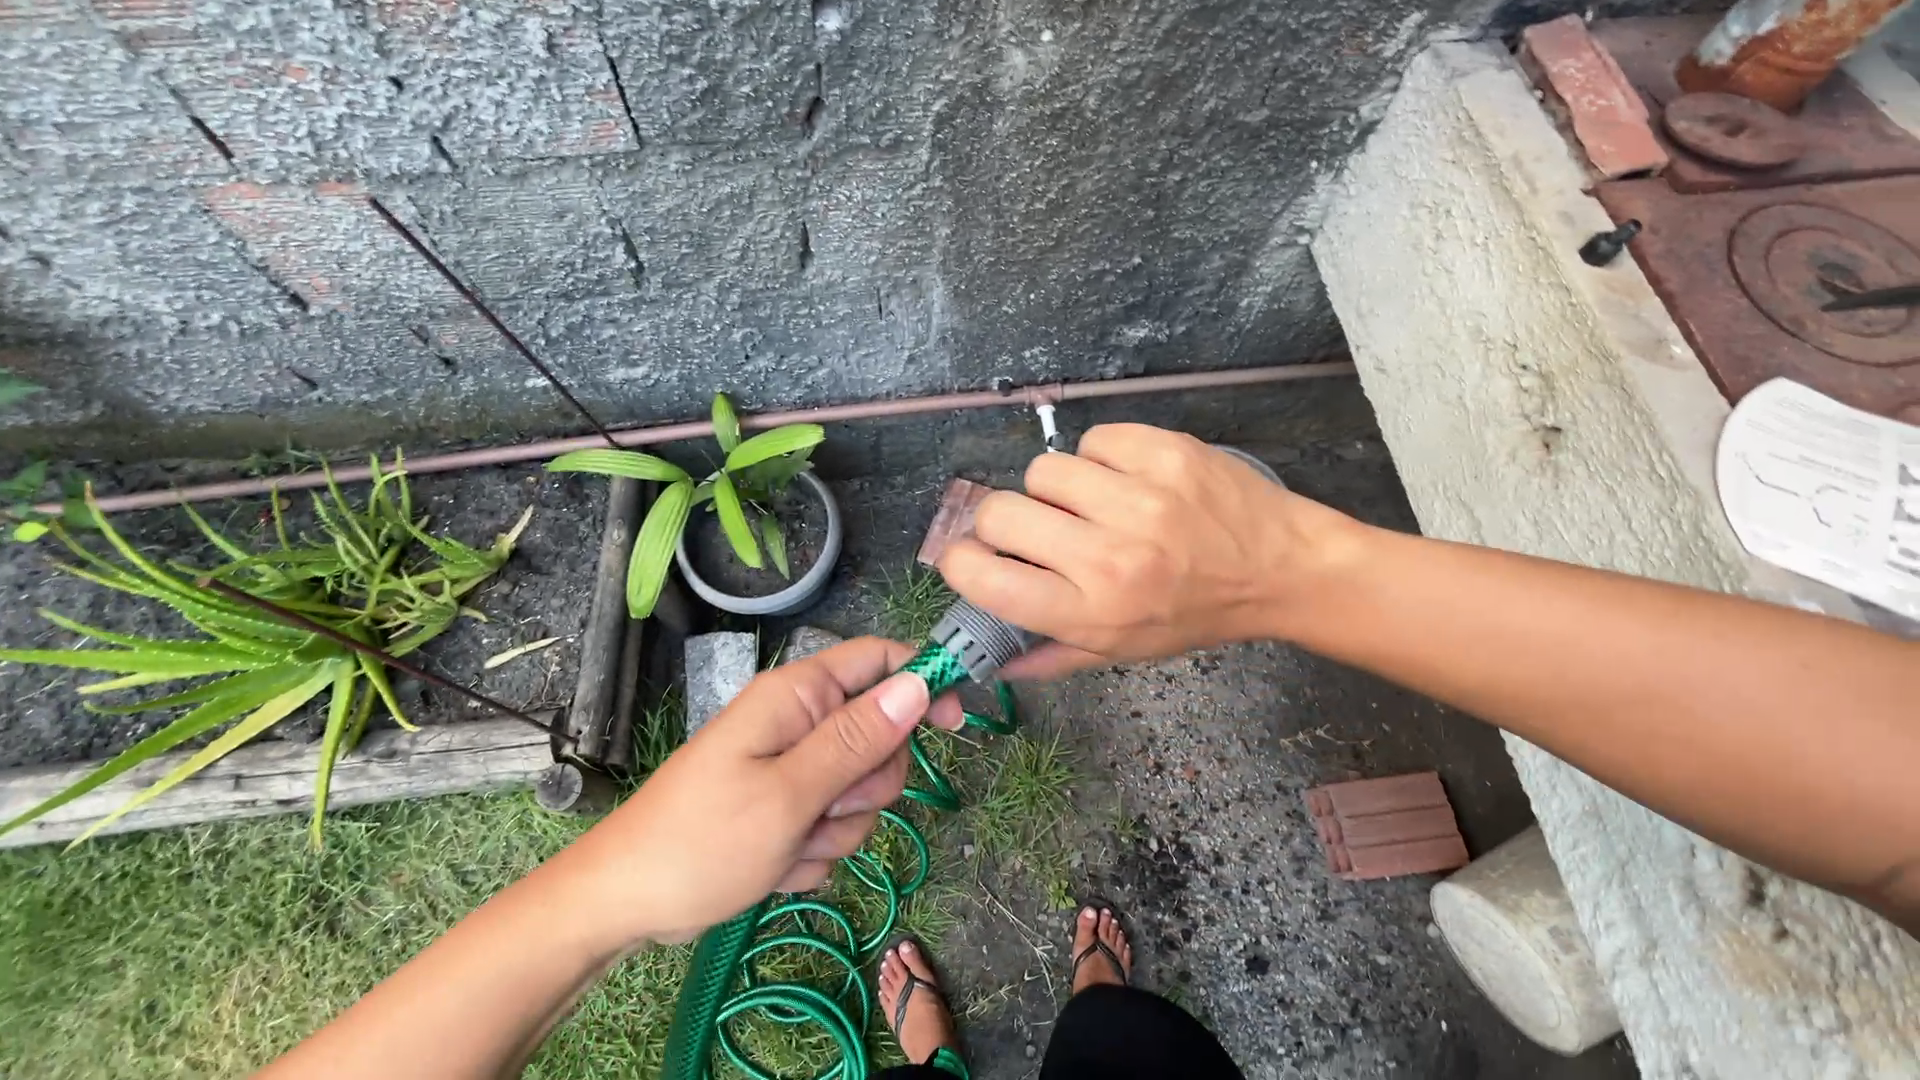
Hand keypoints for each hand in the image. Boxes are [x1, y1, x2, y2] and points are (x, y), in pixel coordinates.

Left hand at [556, 637, 961, 944]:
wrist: (627, 903)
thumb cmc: (702, 840)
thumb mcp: (789, 792)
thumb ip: (857, 738)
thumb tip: (918, 685)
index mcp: (798, 697)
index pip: (879, 660)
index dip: (924, 682)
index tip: (956, 722)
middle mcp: (800, 722)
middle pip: (881, 736)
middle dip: (866, 783)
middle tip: (824, 809)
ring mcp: (795, 766)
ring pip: (862, 789)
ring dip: (838, 828)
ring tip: (789, 844)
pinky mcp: (789, 806)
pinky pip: (835, 824)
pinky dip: (815, 850)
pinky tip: (776, 863)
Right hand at [938, 424, 1361, 677]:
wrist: (1282, 569)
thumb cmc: (1197, 615)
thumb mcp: (1124, 651)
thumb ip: (1052, 656)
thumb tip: (992, 659)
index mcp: (1093, 611)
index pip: (986, 579)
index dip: (962, 563)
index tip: (974, 558)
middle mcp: (1110, 555)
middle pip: (999, 512)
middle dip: (1003, 521)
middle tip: (1036, 529)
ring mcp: (1139, 498)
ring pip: (1043, 470)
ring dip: (1058, 489)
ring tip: (1092, 503)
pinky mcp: (1165, 452)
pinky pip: (1093, 439)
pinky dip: (1102, 458)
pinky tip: (1128, 480)